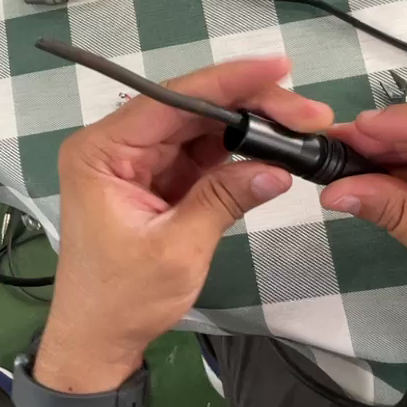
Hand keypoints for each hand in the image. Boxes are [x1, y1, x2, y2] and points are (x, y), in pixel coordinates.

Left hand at [41, 58, 332, 390]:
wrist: (99, 337)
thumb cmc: (122, 298)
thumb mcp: (177, 248)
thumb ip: (224, 199)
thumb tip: (279, 168)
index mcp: (100, 152)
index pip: (169, 101)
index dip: (226, 82)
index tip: (277, 68)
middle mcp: (114, 145)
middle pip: (187, 109)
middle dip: (248, 105)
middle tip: (307, 112)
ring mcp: (136, 161)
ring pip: (198, 127)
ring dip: (248, 126)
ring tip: (300, 126)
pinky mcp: (155, 178)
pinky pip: (199, 153)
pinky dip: (235, 151)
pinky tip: (272, 147)